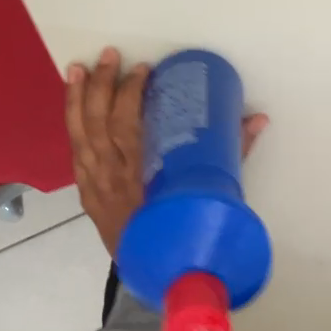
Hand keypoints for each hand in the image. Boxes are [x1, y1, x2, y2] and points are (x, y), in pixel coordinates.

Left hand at [64, 48, 269, 258]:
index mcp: (140, 179)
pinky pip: (75, 150)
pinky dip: (72, 121)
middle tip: (111, 55)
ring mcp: (94, 185)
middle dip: (102, 86)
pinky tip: (72, 100)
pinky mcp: (87, 190)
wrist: (160, 274)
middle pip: (99, 125)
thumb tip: (258, 119)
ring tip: (78, 66)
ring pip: (80, 135)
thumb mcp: (211, 194)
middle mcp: (111, 179)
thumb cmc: (188, 231)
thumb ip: (232, 154)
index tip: (145, 71)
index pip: (127, 129)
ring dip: (78, 98)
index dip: (131, 96)